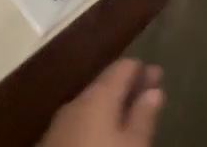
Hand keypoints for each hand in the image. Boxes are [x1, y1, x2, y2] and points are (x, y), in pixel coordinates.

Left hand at [43, 59, 163, 146]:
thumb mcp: (133, 145)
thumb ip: (144, 115)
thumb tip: (153, 92)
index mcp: (99, 95)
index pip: (124, 66)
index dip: (143, 70)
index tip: (158, 77)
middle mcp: (76, 102)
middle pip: (105, 84)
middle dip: (127, 89)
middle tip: (147, 96)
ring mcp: (58, 124)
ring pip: (90, 106)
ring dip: (110, 108)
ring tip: (127, 119)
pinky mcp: (48, 145)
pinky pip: (77, 124)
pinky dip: (93, 124)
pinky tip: (101, 138)